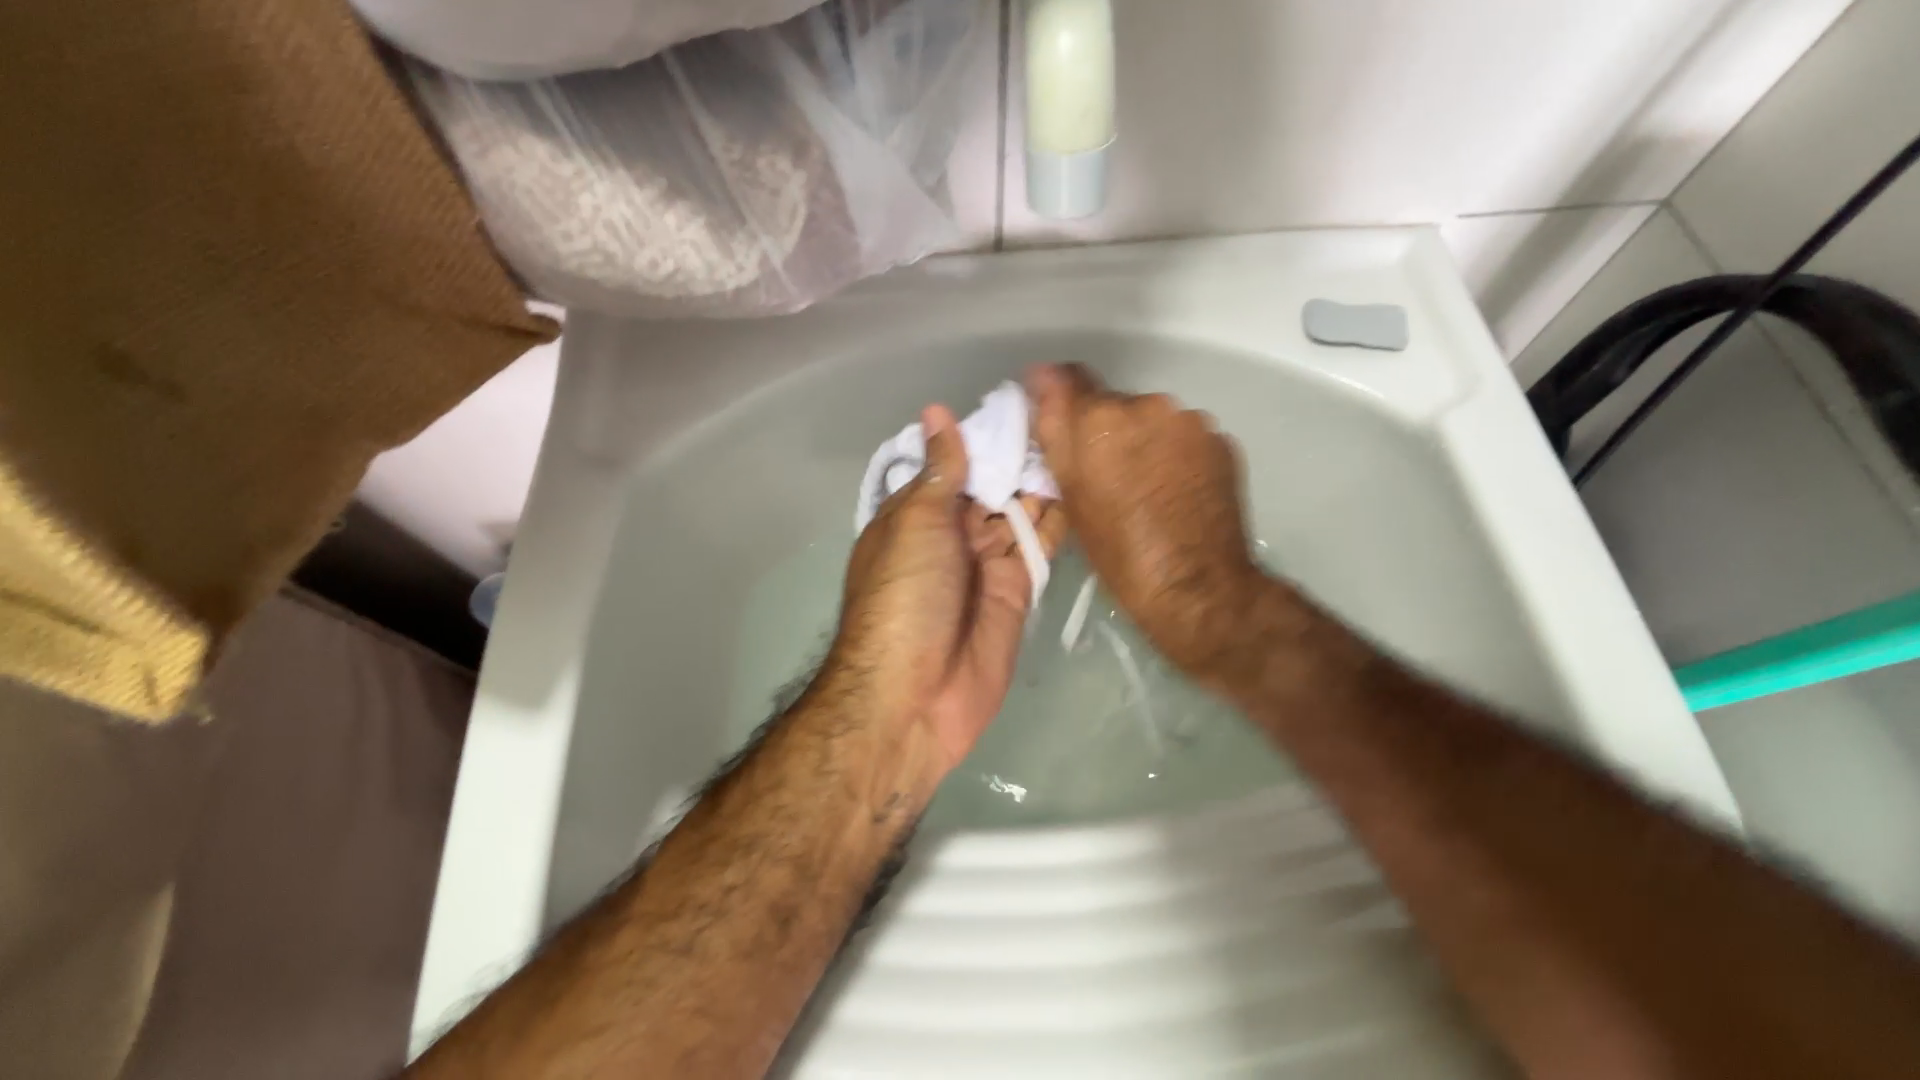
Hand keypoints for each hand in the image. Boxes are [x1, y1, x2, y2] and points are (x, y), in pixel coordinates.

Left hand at [830, 405, 1066, 778]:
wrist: (914, 695)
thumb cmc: (905, 597)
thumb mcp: (916, 524)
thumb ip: (941, 471)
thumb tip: (936, 412)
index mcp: (917, 515)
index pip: (955, 465)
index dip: (986, 437)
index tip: (1026, 399)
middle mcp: (951, 536)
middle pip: (991, 488)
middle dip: (1021, 458)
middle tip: (1069, 413)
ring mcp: (986, 564)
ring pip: (1019, 514)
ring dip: (1044, 484)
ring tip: (1083, 440)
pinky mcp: (1017, 592)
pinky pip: (1039, 548)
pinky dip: (1057, 521)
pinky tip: (1084, 486)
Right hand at [1028, 364, 1267, 683]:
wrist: (1197, 587)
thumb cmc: (1118, 551)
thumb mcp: (1071, 495)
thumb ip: (1054, 429)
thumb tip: (1040, 376)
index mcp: (1099, 419)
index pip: (1067, 377)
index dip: (1058, 396)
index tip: (1057, 420)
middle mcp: (1147, 405)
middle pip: (1114, 404)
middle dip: (1107, 431)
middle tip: (1107, 475)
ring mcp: (1190, 421)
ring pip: (1153, 421)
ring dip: (1144, 442)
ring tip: (1147, 488)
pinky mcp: (1221, 440)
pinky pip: (1185, 437)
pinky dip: (1176, 455)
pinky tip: (1176, 491)